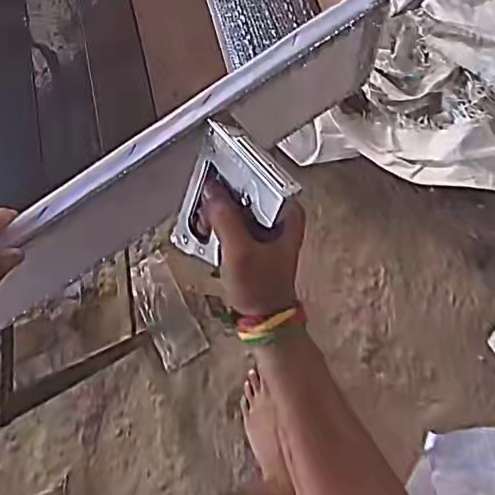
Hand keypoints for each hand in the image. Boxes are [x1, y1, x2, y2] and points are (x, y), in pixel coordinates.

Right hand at [197, 177, 304, 316]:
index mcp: (287, 210)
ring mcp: (266, 223)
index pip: (256, 176)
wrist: (263, 318)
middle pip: (242, 187)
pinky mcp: (253, 233)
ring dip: (215, 211)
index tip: (211, 183)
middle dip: (219, 199)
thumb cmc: (261, 289)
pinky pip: (230, 215)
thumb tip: (211, 190)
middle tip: (207, 214)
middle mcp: (279, 212)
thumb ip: (225, 217)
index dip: (231, 179)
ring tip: (207, 228)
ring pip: (233, 201)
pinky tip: (210, 234)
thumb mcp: (239, 251)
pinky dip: (217, 221)